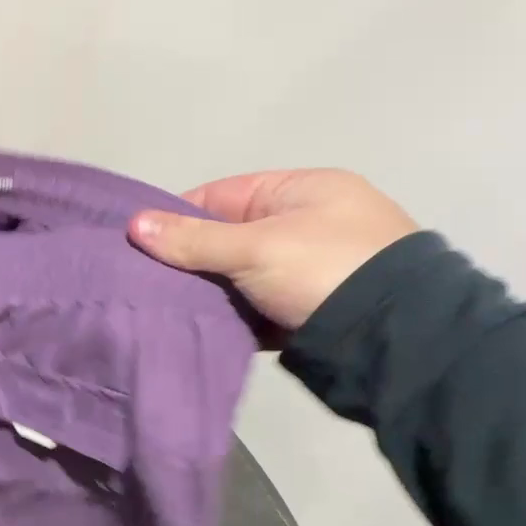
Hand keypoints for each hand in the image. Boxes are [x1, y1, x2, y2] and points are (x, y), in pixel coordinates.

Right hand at [127, 169, 418, 330]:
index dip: (175, 218)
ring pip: (231, 275)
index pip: (218, 196)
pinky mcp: (299, 308)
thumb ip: (192, 239)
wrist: (393, 335)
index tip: (136, 247)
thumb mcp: (255, 247)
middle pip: (221, 237)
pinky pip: (246, 306)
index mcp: (300, 190)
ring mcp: (303, 269)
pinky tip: (191, 328)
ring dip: (201, 292)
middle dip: (184, 260)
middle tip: (142, 283)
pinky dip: (222, 315)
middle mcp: (302, 224)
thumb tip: (133, 224)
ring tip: (159, 308)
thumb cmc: (325, 270)